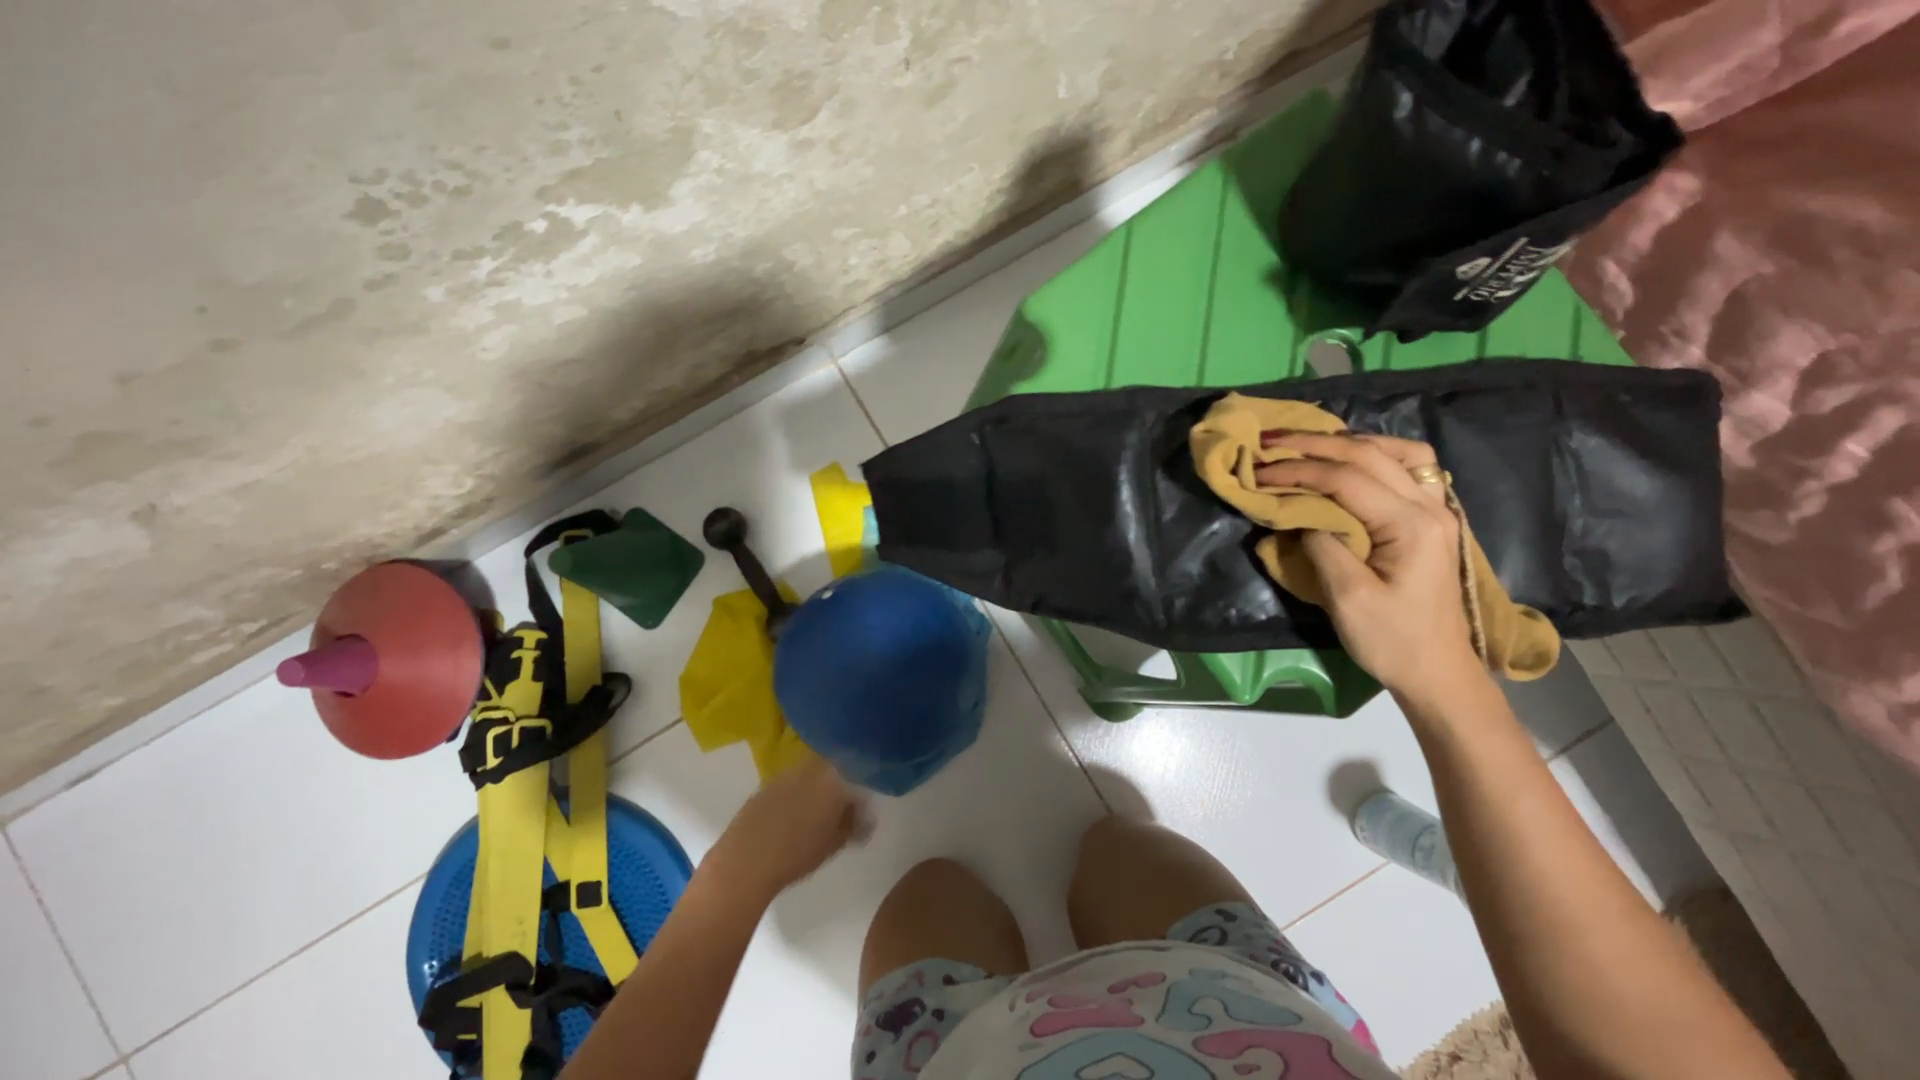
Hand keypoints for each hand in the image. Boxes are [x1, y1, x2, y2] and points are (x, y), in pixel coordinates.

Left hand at [706, 756, 863, 902]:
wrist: (745, 861)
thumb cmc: (796, 855)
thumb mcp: (834, 845)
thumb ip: (853, 826)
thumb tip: (864, 819)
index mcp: (833, 781)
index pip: (857, 775)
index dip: (861, 792)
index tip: (860, 811)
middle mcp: (810, 769)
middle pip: (832, 770)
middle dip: (838, 787)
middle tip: (838, 813)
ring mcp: (785, 775)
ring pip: (809, 775)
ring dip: (815, 789)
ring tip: (813, 816)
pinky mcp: (764, 785)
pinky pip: (789, 784)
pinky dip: (794, 795)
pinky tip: (789, 818)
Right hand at [1253, 432, 1484, 695]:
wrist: (1438, 672)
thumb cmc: (1391, 641)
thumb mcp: (1347, 598)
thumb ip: (1322, 546)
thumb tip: (1298, 515)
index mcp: (1411, 526)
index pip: (1347, 479)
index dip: (1298, 470)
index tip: (1259, 470)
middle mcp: (1430, 507)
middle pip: (1370, 455)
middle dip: (1315, 445)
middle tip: (1271, 442)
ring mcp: (1437, 510)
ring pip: (1396, 452)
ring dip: (1348, 443)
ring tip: (1309, 445)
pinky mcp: (1432, 519)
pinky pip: (1408, 467)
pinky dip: (1375, 455)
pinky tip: (1350, 461)